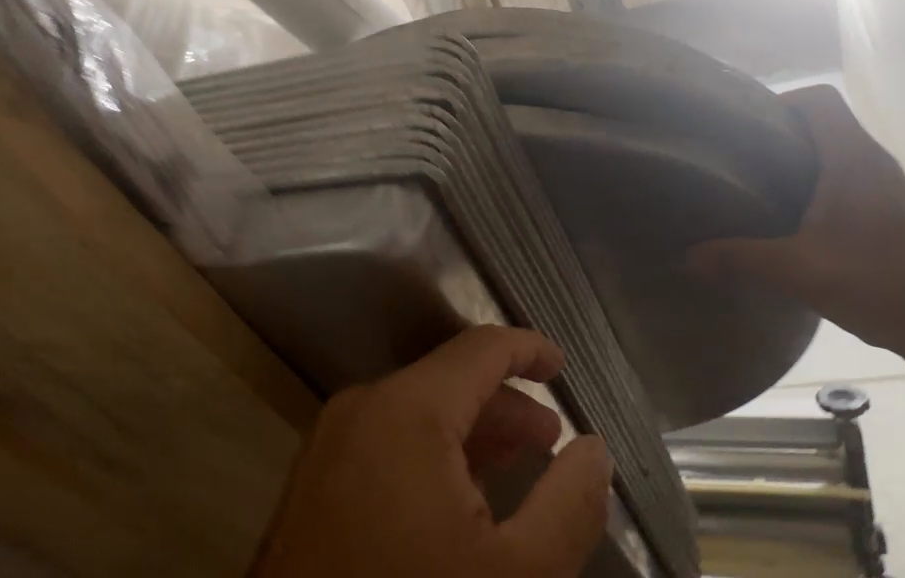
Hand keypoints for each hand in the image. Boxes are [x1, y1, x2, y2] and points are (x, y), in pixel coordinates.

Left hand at [251, 326, 613, 577]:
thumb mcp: (516, 576)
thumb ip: (568, 505)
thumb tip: (593, 450)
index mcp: (405, 411)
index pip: (479, 350)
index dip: (527, 349)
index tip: (561, 366)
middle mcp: (360, 413)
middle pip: (447, 384)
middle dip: (505, 406)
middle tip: (550, 440)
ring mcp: (328, 451)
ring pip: (414, 417)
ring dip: (470, 435)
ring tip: (515, 467)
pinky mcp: (311, 490)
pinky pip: (384, 447)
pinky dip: (430, 458)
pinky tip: (457, 503)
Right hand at [687, 85, 904, 362]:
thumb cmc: (874, 283)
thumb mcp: (797, 272)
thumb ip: (741, 259)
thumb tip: (687, 257)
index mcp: (853, 159)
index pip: (820, 98)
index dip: (784, 100)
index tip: (750, 126)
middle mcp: (875, 161)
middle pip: (827, 121)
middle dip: (785, 131)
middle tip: (746, 156)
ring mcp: (890, 185)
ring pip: (840, 149)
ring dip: (805, 157)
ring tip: (766, 185)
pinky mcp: (895, 208)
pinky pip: (852, 174)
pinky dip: (823, 180)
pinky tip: (801, 218)